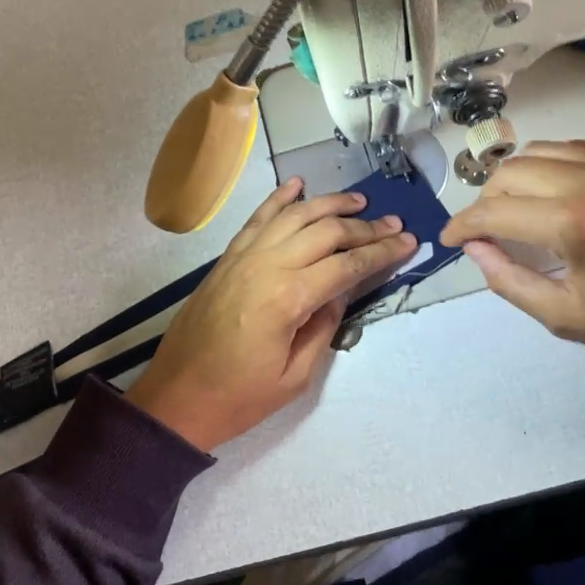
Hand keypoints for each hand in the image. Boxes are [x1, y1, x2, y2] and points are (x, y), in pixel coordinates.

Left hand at [128, 178, 418, 450]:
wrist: (175, 397)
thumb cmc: (238, 398)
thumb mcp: (294, 377)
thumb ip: (323, 328)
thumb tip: (340, 292)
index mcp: (288, 298)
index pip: (347, 265)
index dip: (382, 252)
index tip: (408, 241)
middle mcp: (267, 265)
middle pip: (325, 232)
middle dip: (364, 227)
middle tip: (393, 223)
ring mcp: (243, 257)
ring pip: (293, 216)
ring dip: (328, 204)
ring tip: (358, 201)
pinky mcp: (227, 258)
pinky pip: (257, 219)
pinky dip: (279, 199)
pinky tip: (297, 185)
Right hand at [438, 140, 584, 387]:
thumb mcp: (567, 317)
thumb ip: (509, 281)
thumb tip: (476, 248)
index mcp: (575, 224)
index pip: (495, 210)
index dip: (463, 224)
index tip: (449, 240)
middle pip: (512, 171)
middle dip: (486, 199)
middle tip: (484, 230)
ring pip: (541, 151)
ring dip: (517, 178)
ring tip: (517, 210)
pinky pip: (578, 148)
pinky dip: (553, 166)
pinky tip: (555, 193)